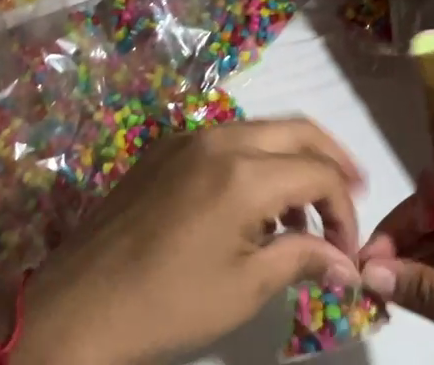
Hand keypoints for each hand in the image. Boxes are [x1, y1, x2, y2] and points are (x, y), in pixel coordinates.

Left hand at [5, 118, 365, 364]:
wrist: (81, 303)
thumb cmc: (169, 302)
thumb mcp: (245, 287)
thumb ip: (302, 259)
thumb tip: (347, 264)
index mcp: (244, 172)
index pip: (319, 173)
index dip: (345, 210)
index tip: (347, 251)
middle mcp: (219, 138)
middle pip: (296, 131)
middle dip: (331, 161)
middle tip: (352, 197)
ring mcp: (187, 137)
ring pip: (261, 131)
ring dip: (291, 161)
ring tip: (301, 215)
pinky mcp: (164, 148)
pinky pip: (226, 140)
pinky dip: (255, 161)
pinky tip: (253, 206)